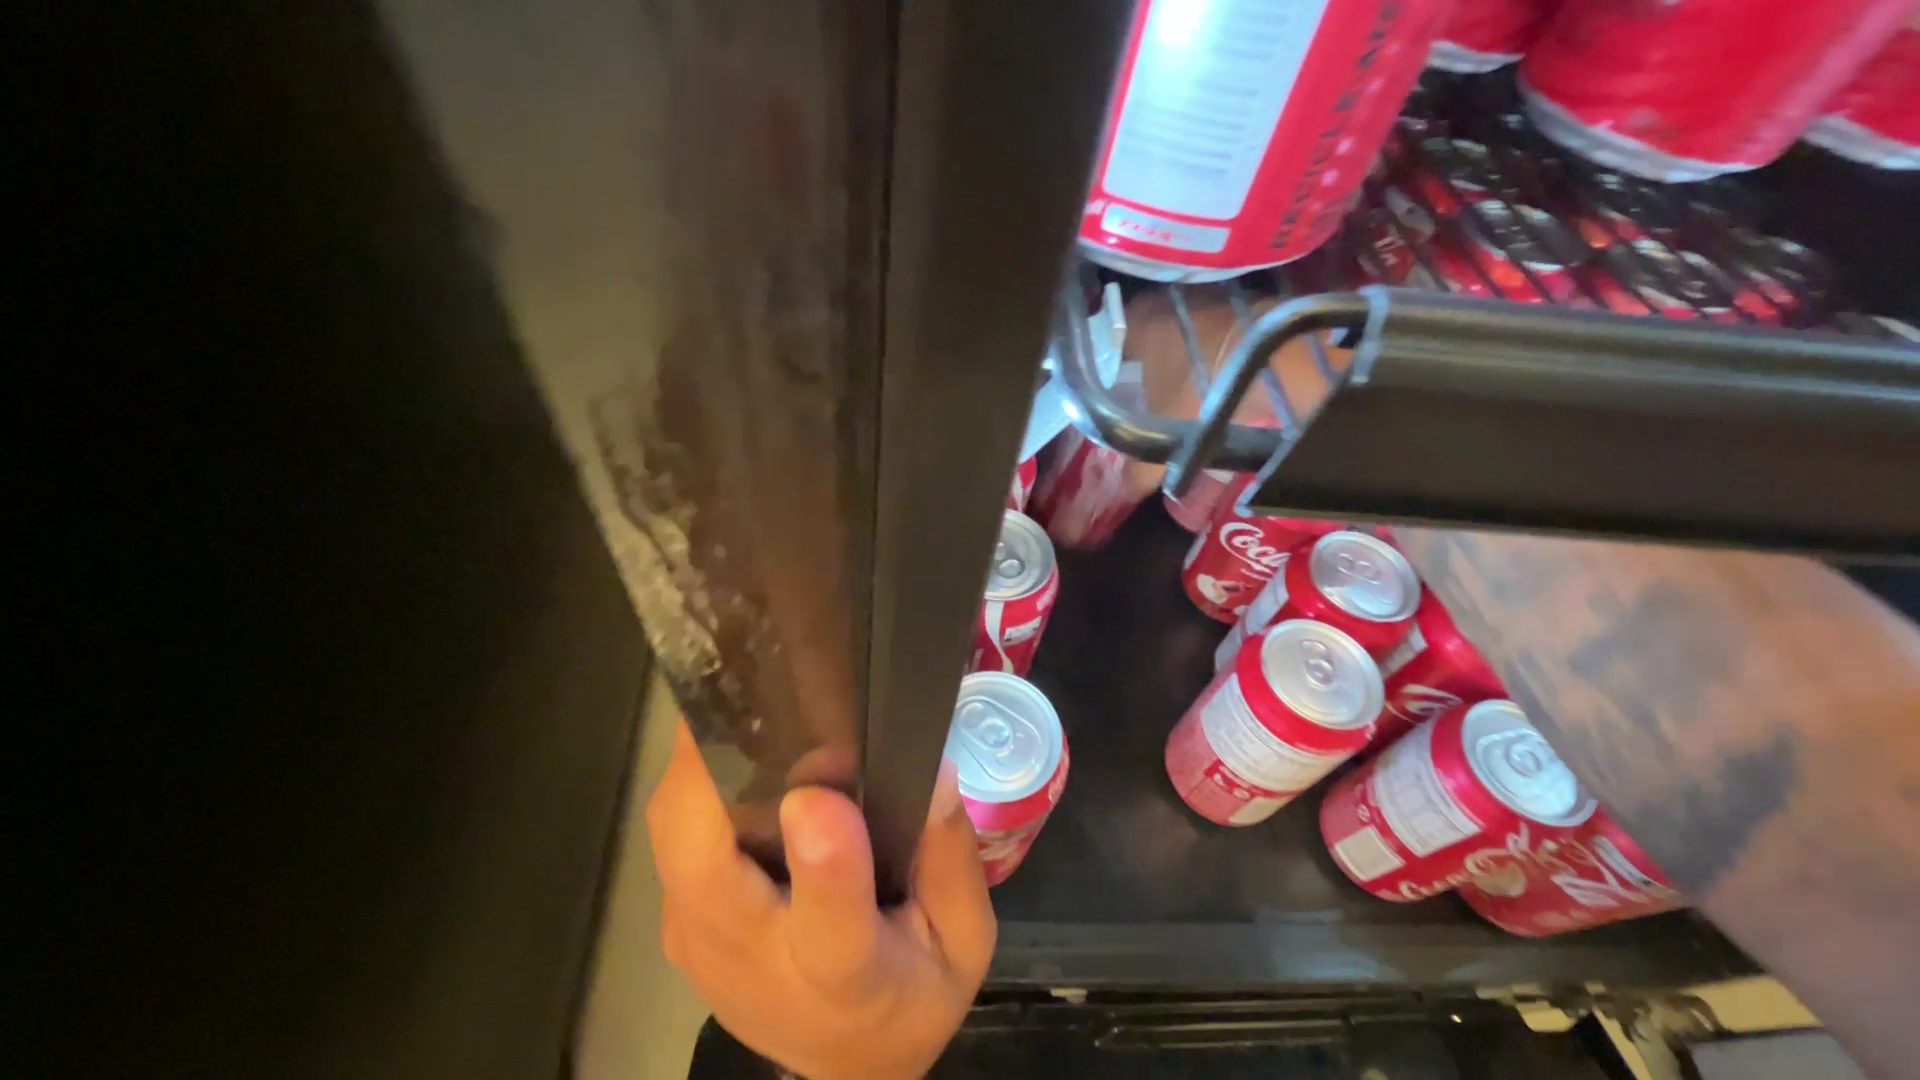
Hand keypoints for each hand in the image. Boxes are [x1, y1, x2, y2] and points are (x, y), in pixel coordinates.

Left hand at [648, 720, 995, 1079]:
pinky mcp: (680, 928)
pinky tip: (733, 753)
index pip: (829, 919)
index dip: (822, 860)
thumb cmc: (910, 996)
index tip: (817, 797)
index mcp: (845, 972)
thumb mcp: (964, 942)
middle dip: (707, 778)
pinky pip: (672, 841)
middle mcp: (757, 958)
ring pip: (673, 840)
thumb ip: (951, 861)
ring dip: (695, 769)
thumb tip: (935, 771)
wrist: (840, 1067)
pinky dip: (693, 789)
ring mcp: (702, 943)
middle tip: (741, 696)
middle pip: (705, 868)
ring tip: (741, 704)